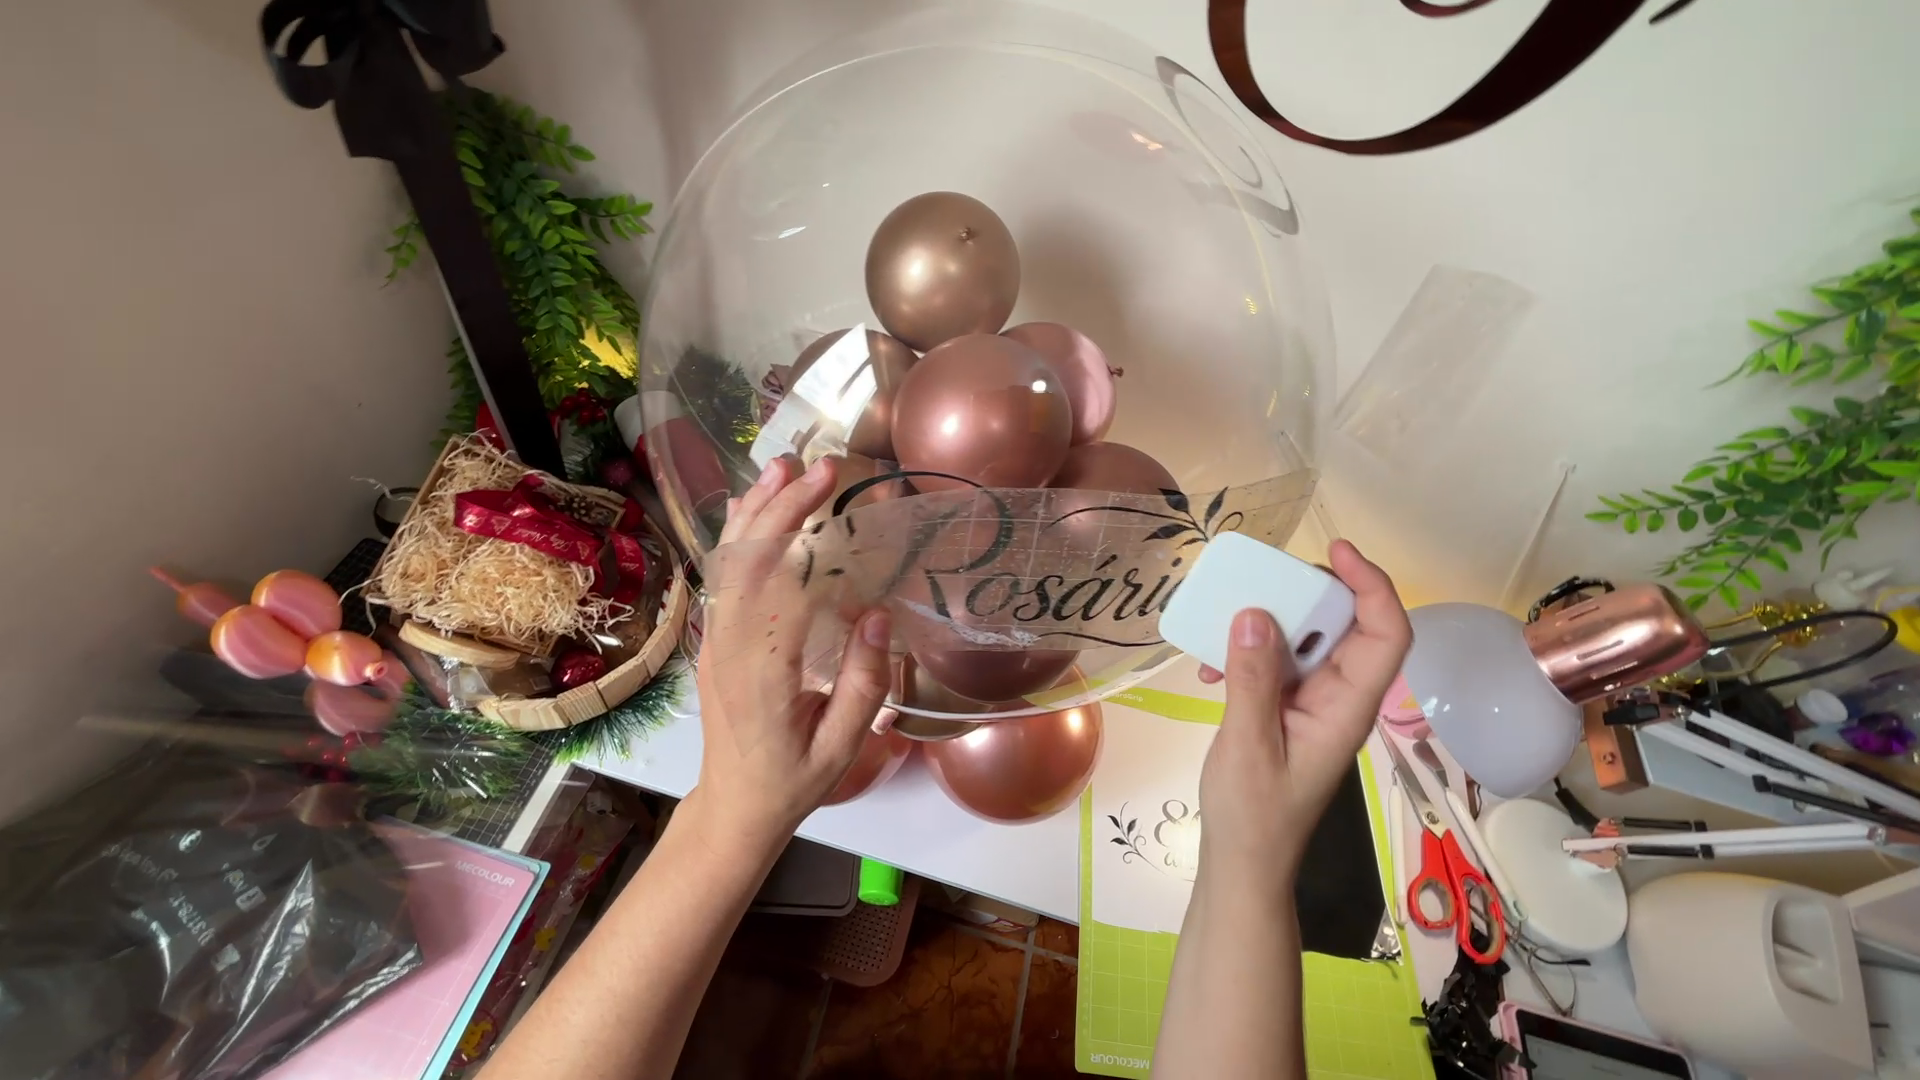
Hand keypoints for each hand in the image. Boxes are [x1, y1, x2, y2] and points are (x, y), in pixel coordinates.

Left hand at [690, 455, 892, 847]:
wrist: (732, 805)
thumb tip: (879, 614)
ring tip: (781, 466)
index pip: (779, 587)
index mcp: (763, 673)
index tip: (835, 495)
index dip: (804, 535)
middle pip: (746, 561)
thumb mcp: (842, 746)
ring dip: (754, 509)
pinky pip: (721, 578)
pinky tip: (749, 506)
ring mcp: (713, 641)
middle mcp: (728, 647)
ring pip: (727, 562)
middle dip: (781, 506)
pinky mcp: (712, 640)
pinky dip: (736, 536)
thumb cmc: (793, 779)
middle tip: (818, 467)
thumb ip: (864, 684)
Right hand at [1195, 540, 1410, 896]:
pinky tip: (1208, 667)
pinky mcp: (1284, 707)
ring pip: (1305, 639)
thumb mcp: (1249, 745)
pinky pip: (1273, 660)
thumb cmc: (1254, 813)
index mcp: (1347, 707)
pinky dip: (1244, 651)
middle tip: (1259, 579)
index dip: (1371, 585)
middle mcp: (1337, 696)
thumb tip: (1254, 612)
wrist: (1243, 860)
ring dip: (1266, 622)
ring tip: (1222, 621)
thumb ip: (1252, 679)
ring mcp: (1311, 701)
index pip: (1385, 634)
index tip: (1334, 550)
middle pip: (1345, 626)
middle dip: (1307, 593)